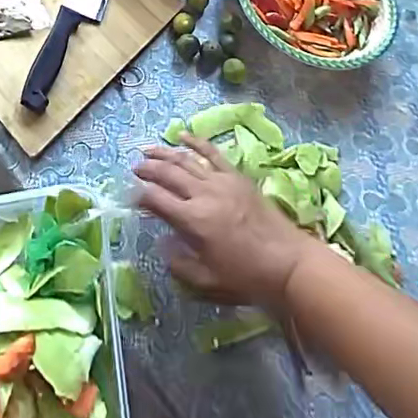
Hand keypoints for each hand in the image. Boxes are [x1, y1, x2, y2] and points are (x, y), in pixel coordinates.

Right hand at [132, 133, 319, 308]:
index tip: (130, 195)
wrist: (288, 263)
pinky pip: (213, 153)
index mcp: (193, 221)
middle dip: (148, 169)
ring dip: (164, 153)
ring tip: (148, 151)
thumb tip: (163, 244)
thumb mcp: (207, 282)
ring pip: (186, 160)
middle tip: (135, 168)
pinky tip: (183, 136)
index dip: (140, 195)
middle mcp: (203, 195)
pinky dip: (196, 142)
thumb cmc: (246, 278)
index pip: (156, 200)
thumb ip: (180, 264)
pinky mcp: (237, 176)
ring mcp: (221, 181)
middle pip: (168, 174)